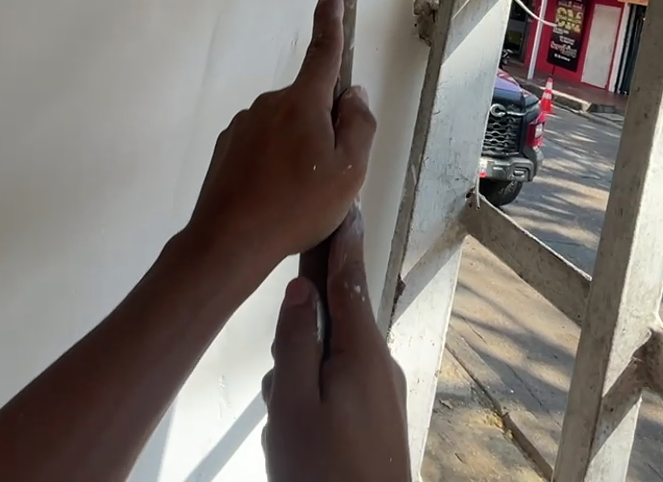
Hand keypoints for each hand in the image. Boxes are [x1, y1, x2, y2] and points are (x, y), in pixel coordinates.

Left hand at [186, 0, 374, 275]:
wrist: (230, 239)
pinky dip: (273, 163)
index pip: (324, 52)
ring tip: (297, 195)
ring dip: (297, 149)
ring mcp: (244, 123)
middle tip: (327, 176)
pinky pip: (262, 144)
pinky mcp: (227, 145)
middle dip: (324, 126)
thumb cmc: (297, 206)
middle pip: (309, 102)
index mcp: (302, 102)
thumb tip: (353, 94)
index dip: (331, 21)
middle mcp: (270, 102)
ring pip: (286, 127)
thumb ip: (359, 126)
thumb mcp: (349, 171)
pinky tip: (273, 195)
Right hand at [263, 205, 409, 481]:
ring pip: (330, 363)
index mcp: (362, 353)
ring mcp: (382, 397)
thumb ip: (294, 341)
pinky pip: (339, 392)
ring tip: (288, 431)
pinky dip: (314, 402)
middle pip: (332, 325)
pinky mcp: (379, 424)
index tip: (346, 207)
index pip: (349, 280)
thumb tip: (301, 288)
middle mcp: (380, 366)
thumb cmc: (324, 473)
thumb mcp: (293, 403)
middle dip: (298, 343)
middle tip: (280, 389)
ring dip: (300, 383)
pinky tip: (302, 442)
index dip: (343, 243)